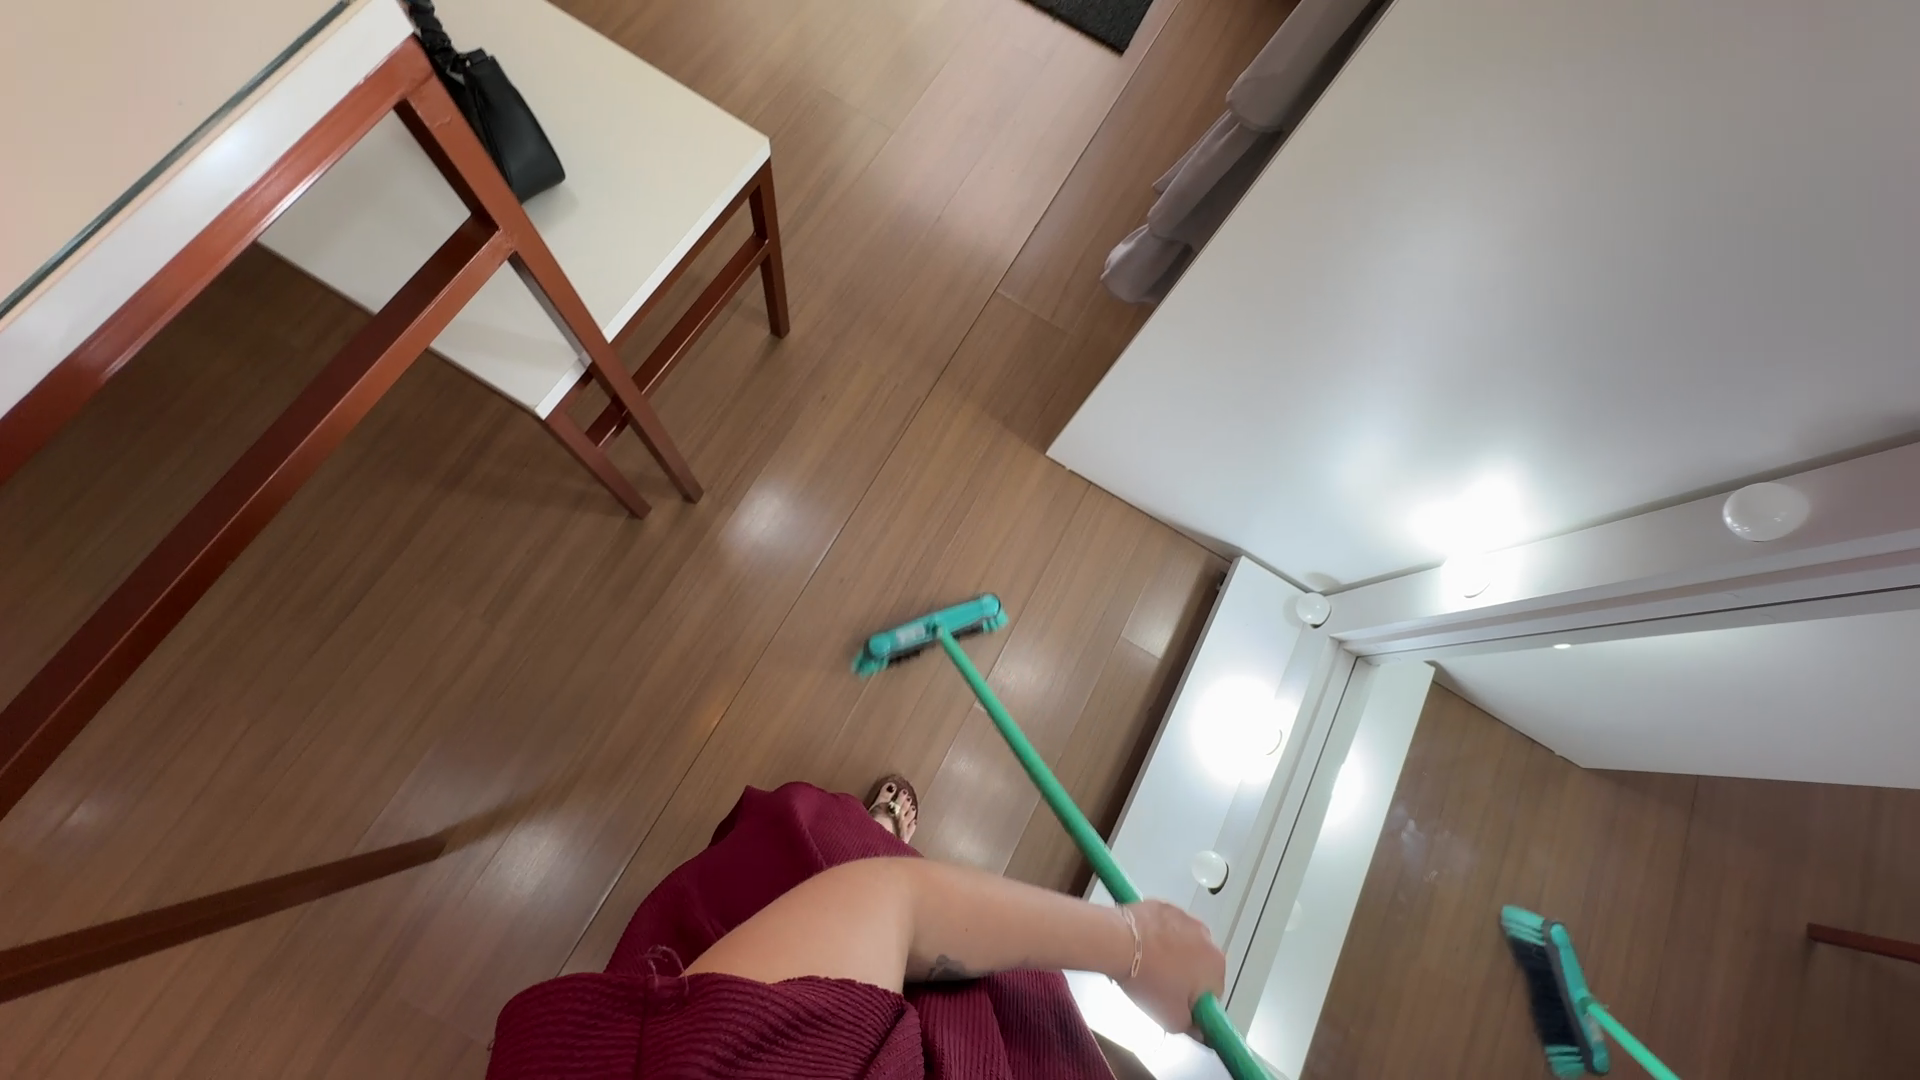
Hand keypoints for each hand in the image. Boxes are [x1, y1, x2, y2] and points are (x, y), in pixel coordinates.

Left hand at [1118, 901, 1225, 1035]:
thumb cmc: (1149, 980)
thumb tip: (1199, 1026)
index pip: (1214, 992)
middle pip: (1200, 964)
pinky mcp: (1163, 904)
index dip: (1195, 1003)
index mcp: (1216, 964)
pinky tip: (1142, 944)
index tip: (1177, 1004)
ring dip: (1172, 953)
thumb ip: (1194, 1027)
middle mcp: (1206, 935)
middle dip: (1185, 975)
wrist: (1117, 941)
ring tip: (1148, 964)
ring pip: (1183, 943)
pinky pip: (1166, 926)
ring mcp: (1183, 915)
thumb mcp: (1174, 1019)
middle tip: (1160, 985)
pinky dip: (1158, 934)